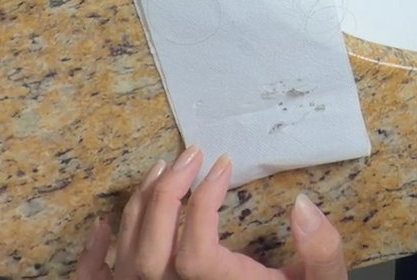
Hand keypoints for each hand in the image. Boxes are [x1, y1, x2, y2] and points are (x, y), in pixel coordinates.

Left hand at [76, 147, 346, 279]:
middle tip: (192, 153)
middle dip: (166, 195)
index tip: (225, 161)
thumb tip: (301, 204)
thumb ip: (322, 250)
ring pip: (127, 263)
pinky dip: (94, 259)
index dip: (204, 200)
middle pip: (152, 254)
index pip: (195, 249)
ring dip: (138, 209)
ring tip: (163, 168)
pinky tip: (103, 224)